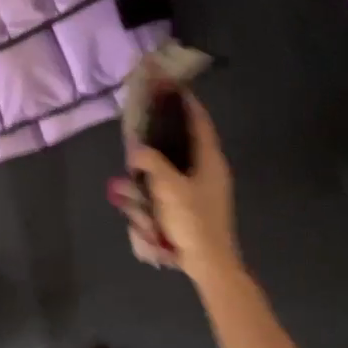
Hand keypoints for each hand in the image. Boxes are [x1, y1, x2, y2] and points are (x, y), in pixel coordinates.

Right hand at [127, 89, 240, 284]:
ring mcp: (205, 187)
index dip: (186, 102)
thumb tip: (136, 150)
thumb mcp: (168, 188)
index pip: (199, 122)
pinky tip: (143, 181)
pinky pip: (176, 179)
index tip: (172, 85)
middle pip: (189, 139)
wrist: (210, 262)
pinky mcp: (196, 203)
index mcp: (210, 160)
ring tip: (141, 149)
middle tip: (149, 116)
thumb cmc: (193, 220)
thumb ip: (151, 163)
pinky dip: (161, 175)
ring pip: (181, 160)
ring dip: (162, 153)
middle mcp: (211, 169)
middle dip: (169, 126)